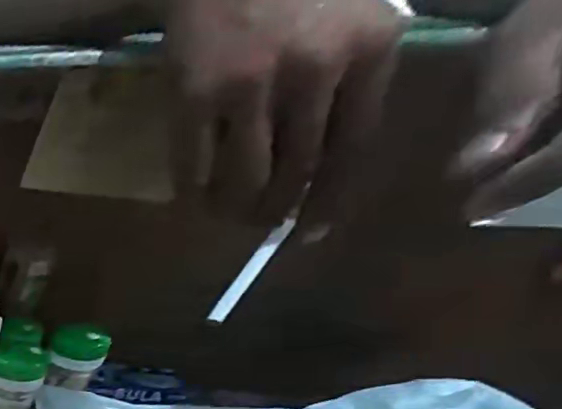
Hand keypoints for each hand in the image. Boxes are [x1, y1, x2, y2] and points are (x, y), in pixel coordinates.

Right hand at [165, 0, 406, 230]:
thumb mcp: (352, 15)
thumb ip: (350, 78)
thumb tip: (324, 165)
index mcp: (370, 47)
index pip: (354, 148)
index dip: (329, 200)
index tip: (309, 233)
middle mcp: (315, 70)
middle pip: (296, 173)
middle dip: (274, 211)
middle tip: (259, 224)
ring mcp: (249, 86)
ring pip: (245, 180)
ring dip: (232, 210)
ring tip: (225, 213)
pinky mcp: (194, 97)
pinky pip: (193, 168)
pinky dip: (192, 192)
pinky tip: (192, 197)